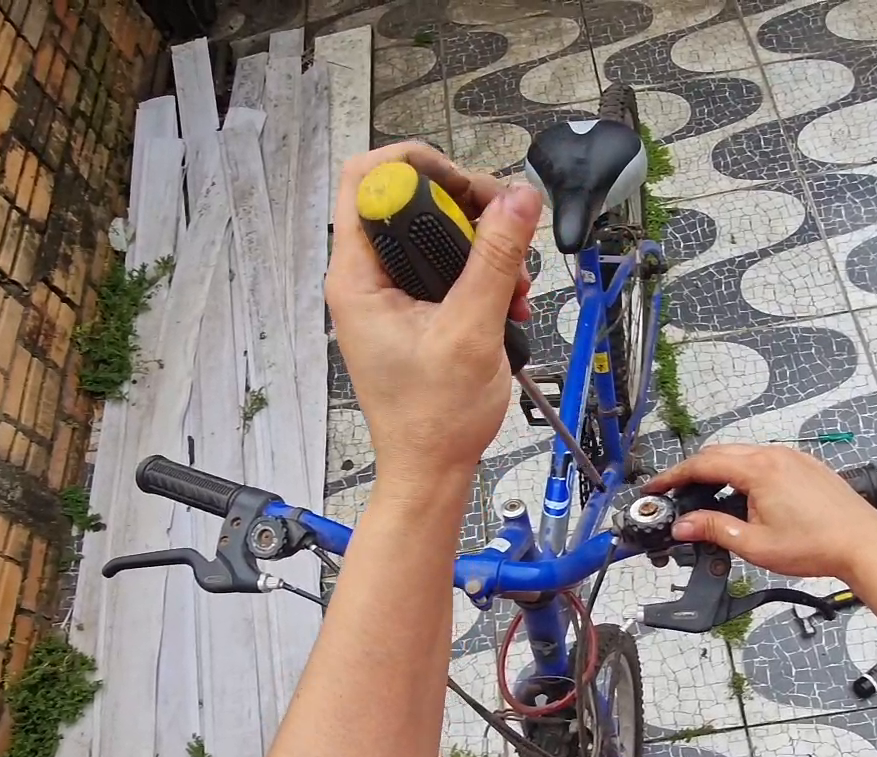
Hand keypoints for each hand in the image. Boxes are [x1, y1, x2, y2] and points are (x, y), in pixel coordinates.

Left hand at [326, 142, 542, 491]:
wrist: (432, 469)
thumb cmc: (435, 419)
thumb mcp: (471, 332)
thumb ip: (495, 260)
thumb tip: (518, 199)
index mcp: (358, 277)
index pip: (369, 177)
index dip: (423, 168)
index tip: (472, 193)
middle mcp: (367, 279)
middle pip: (410, 201)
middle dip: (468, 212)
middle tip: (508, 235)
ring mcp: (390, 297)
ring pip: (435, 236)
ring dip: (483, 249)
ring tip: (514, 285)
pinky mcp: (412, 314)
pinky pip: (446, 272)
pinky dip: (481, 278)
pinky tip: (507, 304)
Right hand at [643, 445, 876, 581]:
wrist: (864, 544)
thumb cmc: (816, 545)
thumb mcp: (755, 544)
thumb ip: (714, 530)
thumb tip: (683, 525)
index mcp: (759, 470)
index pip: (702, 464)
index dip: (673, 476)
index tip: (656, 487)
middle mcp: (774, 455)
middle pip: (719, 454)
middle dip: (692, 471)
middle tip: (675, 492)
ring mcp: (792, 457)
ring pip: (742, 455)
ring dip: (718, 471)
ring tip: (705, 496)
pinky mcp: (805, 466)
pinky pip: (764, 460)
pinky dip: (743, 471)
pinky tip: (741, 495)